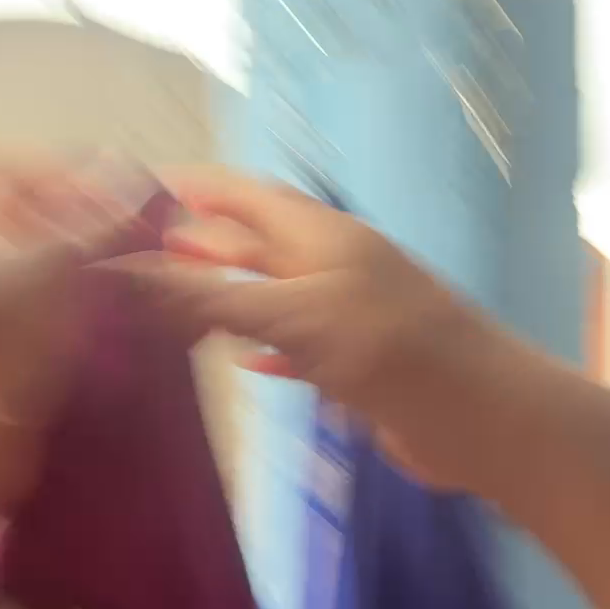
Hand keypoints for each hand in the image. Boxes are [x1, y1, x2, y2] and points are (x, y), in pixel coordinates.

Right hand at [148, 166, 521, 488]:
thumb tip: (127, 276)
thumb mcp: (296, 315)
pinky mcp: (357, 365)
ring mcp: (348, 317)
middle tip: (150, 250)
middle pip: (260, 244)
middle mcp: (334, 267)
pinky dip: (268, 349)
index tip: (149, 189)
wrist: (482, 419)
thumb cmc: (390, 351)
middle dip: (207, 244)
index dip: (201, 189)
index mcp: (324, 238)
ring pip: (277, 297)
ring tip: (180, 300)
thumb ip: (214, 298)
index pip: (250, 198)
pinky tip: (246, 360)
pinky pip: (300, 346)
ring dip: (233, 297)